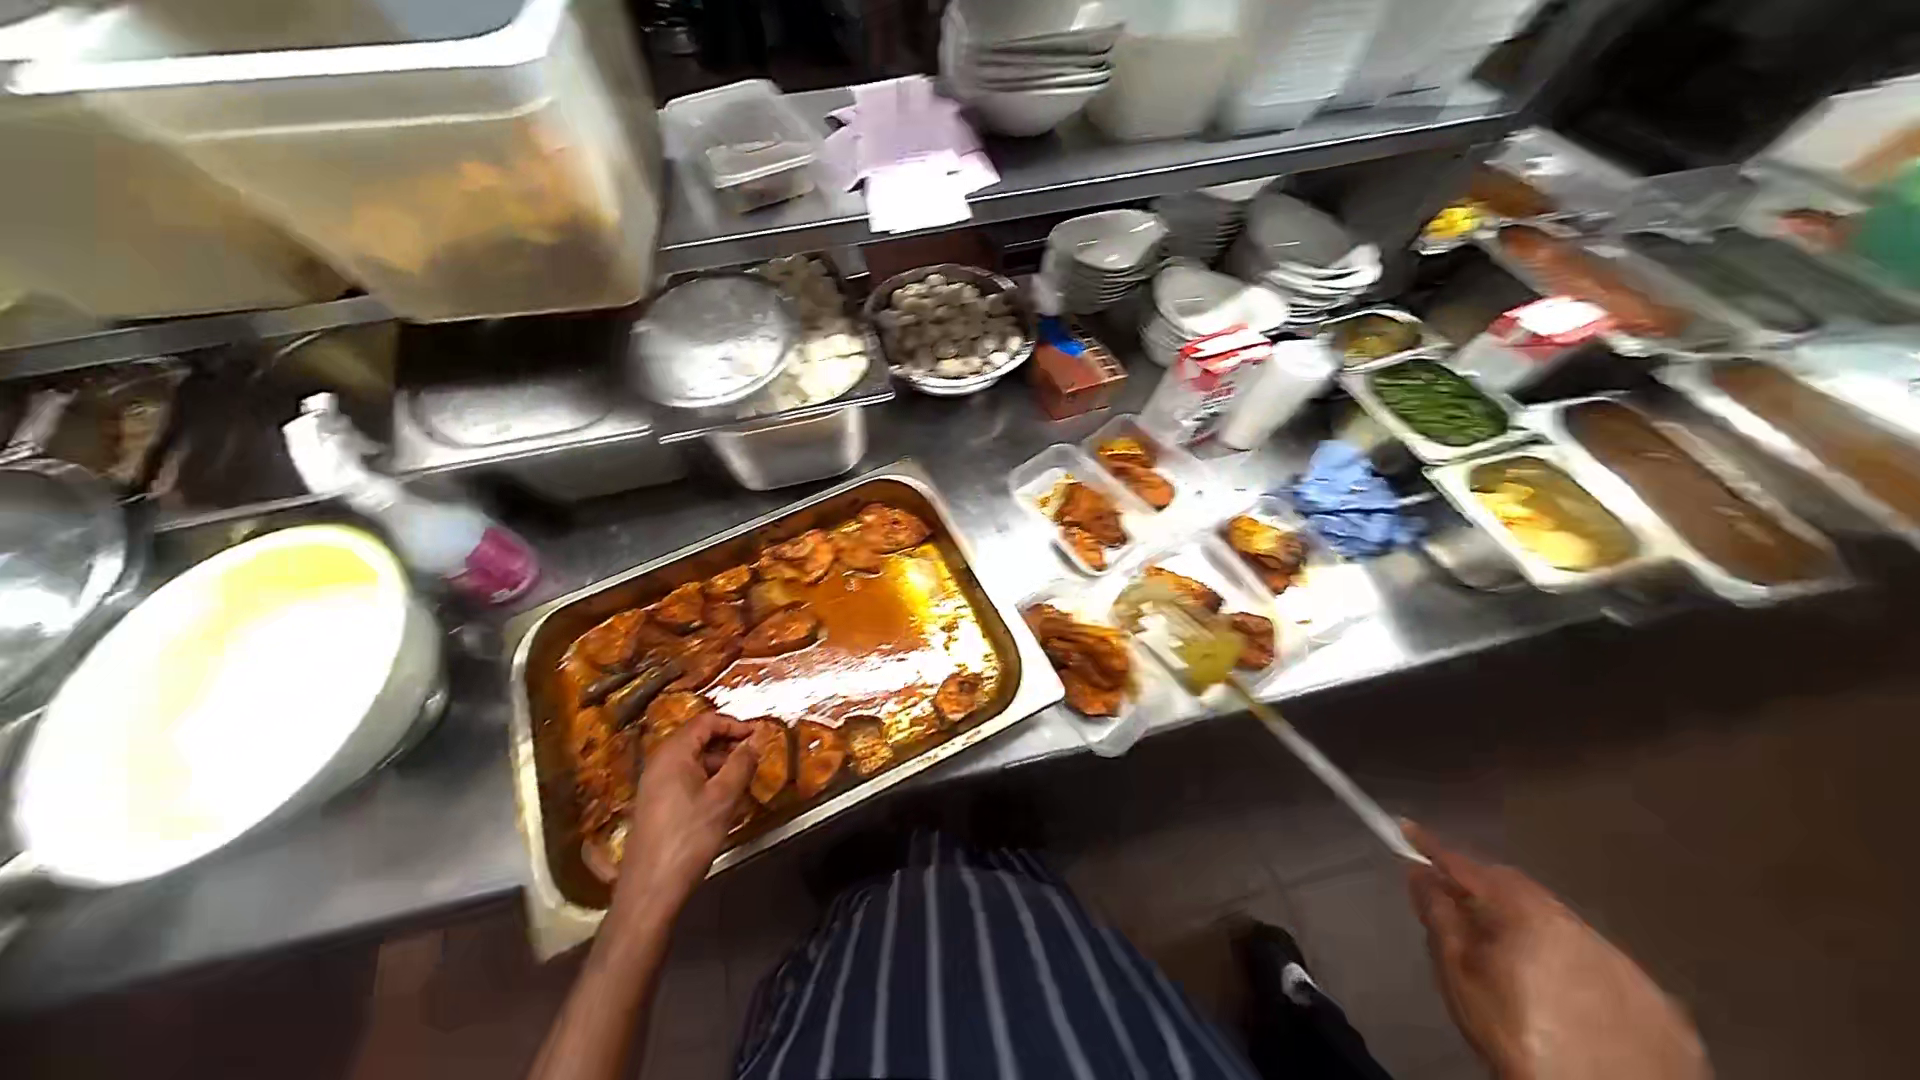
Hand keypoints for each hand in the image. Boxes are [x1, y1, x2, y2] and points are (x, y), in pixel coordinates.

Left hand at [613, 712, 758, 919]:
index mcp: (673, 754)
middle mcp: (659, 763)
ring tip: (744, 777)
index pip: (706, 722)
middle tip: (754, 754)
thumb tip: (755, 741)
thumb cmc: (690, 837)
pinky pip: (685, 778)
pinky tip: (724, 798)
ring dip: (719, 762)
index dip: (734, 724)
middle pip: (697, 738)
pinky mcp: (655, 804)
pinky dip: (707, 778)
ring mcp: (654, 784)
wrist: (651, 888)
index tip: (758, 735)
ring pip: (692, 760)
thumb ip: (742, 763)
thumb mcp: (724, 797)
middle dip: (728, 742)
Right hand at [1403, 822, 1710, 1079]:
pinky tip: (1559, 991)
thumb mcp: (1460, 976)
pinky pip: (1601, 963)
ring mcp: (1628, 965)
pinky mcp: (1662, 1005)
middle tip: (1450, 898)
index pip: (1472, 868)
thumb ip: (1440, 917)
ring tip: (1504, 953)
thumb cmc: (1514, 1037)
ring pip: (1562, 925)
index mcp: (1531, 916)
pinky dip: (1570, 961)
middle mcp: (1584, 927)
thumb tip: (1420, 874)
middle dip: (1482, 888)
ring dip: (1527, 925)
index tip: (1406, 830)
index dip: (1434, 848)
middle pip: (1520, 891)